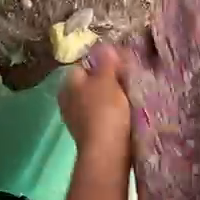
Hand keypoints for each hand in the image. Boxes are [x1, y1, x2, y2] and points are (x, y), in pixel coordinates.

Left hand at [60, 45, 132, 166]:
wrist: (108, 153)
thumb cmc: (104, 110)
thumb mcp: (107, 79)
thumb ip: (106, 61)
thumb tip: (103, 46)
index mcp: (67, 84)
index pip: (84, 64)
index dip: (103, 62)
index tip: (121, 63)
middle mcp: (67, 100)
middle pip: (91, 83)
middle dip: (108, 80)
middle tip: (128, 78)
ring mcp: (77, 120)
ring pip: (98, 100)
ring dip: (112, 98)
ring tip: (131, 95)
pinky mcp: (90, 135)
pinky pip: (103, 116)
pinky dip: (113, 114)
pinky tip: (128, 114)